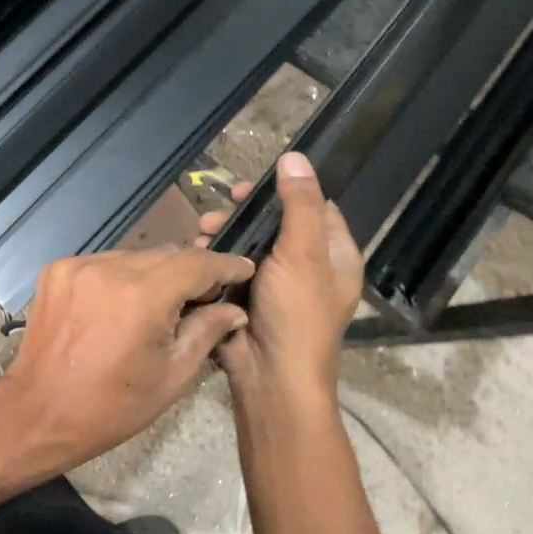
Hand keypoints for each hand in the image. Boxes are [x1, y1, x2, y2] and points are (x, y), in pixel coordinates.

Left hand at [0, 244, 254, 469]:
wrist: (40, 409)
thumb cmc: (113, 404)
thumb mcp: (172, 375)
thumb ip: (206, 332)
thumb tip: (233, 309)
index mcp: (139, 295)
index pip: (195, 263)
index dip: (224, 265)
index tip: (244, 269)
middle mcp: (106, 268)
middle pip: (163, 254)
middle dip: (189, 271)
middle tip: (206, 296)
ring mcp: (75, 265)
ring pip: (132, 255)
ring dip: (153, 273)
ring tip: (163, 303)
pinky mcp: (55, 269)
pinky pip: (102, 262)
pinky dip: (120, 276)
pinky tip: (123, 303)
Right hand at [207, 152, 362, 402]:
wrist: (269, 375)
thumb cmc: (296, 315)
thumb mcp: (301, 254)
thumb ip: (298, 206)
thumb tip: (296, 157)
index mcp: (334, 257)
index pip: (316, 208)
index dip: (285, 191)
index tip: (249, 188)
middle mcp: (308, 268)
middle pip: (275, 223)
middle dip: (243, 213)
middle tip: (218, 211)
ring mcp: (277, 284)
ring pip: (248, 243)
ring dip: (223, 233)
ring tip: (201, 234)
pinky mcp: (247, 297)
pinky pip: (231, 264)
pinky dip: (215, 256)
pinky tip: (198, 253)